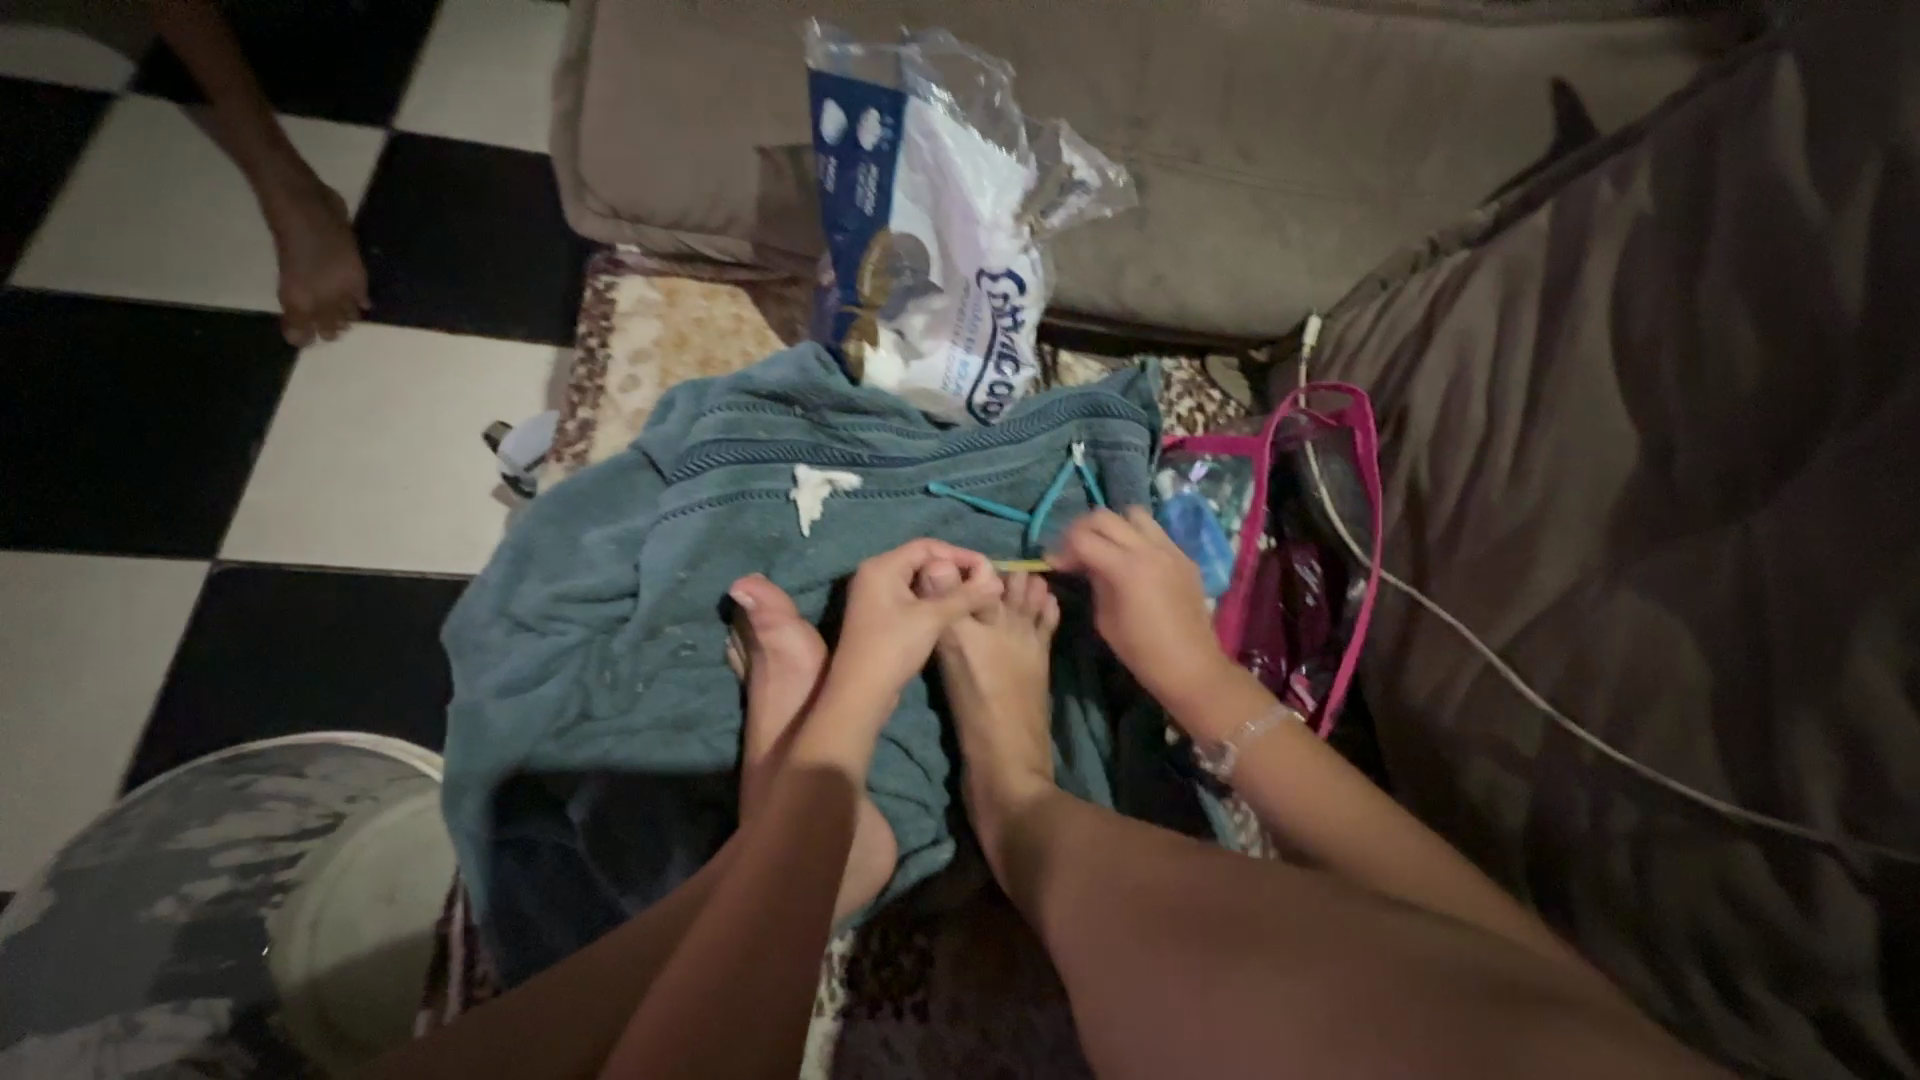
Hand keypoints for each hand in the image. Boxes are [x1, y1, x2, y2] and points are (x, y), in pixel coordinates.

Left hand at [821, 539, 1003, 716]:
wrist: (860, 693)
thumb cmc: (893, 648)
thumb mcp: (932, 618)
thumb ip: (965, 596)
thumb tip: (997, 582)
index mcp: (881, 566)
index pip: (926, 546)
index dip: (959, 555)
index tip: (987, 568)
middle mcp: (874, 574)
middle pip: (921, 560)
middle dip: (952, 570)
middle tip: (982, 582)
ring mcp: (874, 596)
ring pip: (916, 580)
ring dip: (944, 587)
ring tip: (973, 596)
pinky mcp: (879, 615)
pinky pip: (910, 597)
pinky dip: (932, 600)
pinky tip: (953, 611)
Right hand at [1047, 506, 1234, 715]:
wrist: (1191, 666)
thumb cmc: (1141, 652)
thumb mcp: (1104, 619)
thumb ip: (1095, 582)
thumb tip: (1086, 564)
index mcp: (1126, 569)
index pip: (1082, 538)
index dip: (1062, 549)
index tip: (1055, 563)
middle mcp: (1149, 549)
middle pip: (1104, 516)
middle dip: (1082, 530)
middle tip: (1074, 552)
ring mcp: (1171, 549)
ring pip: (1133, 514)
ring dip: (1113, 526)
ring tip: (1106, 548)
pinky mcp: (1184, 556)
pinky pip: (1155, 532)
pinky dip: (1136, 538)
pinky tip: (1132, 561)